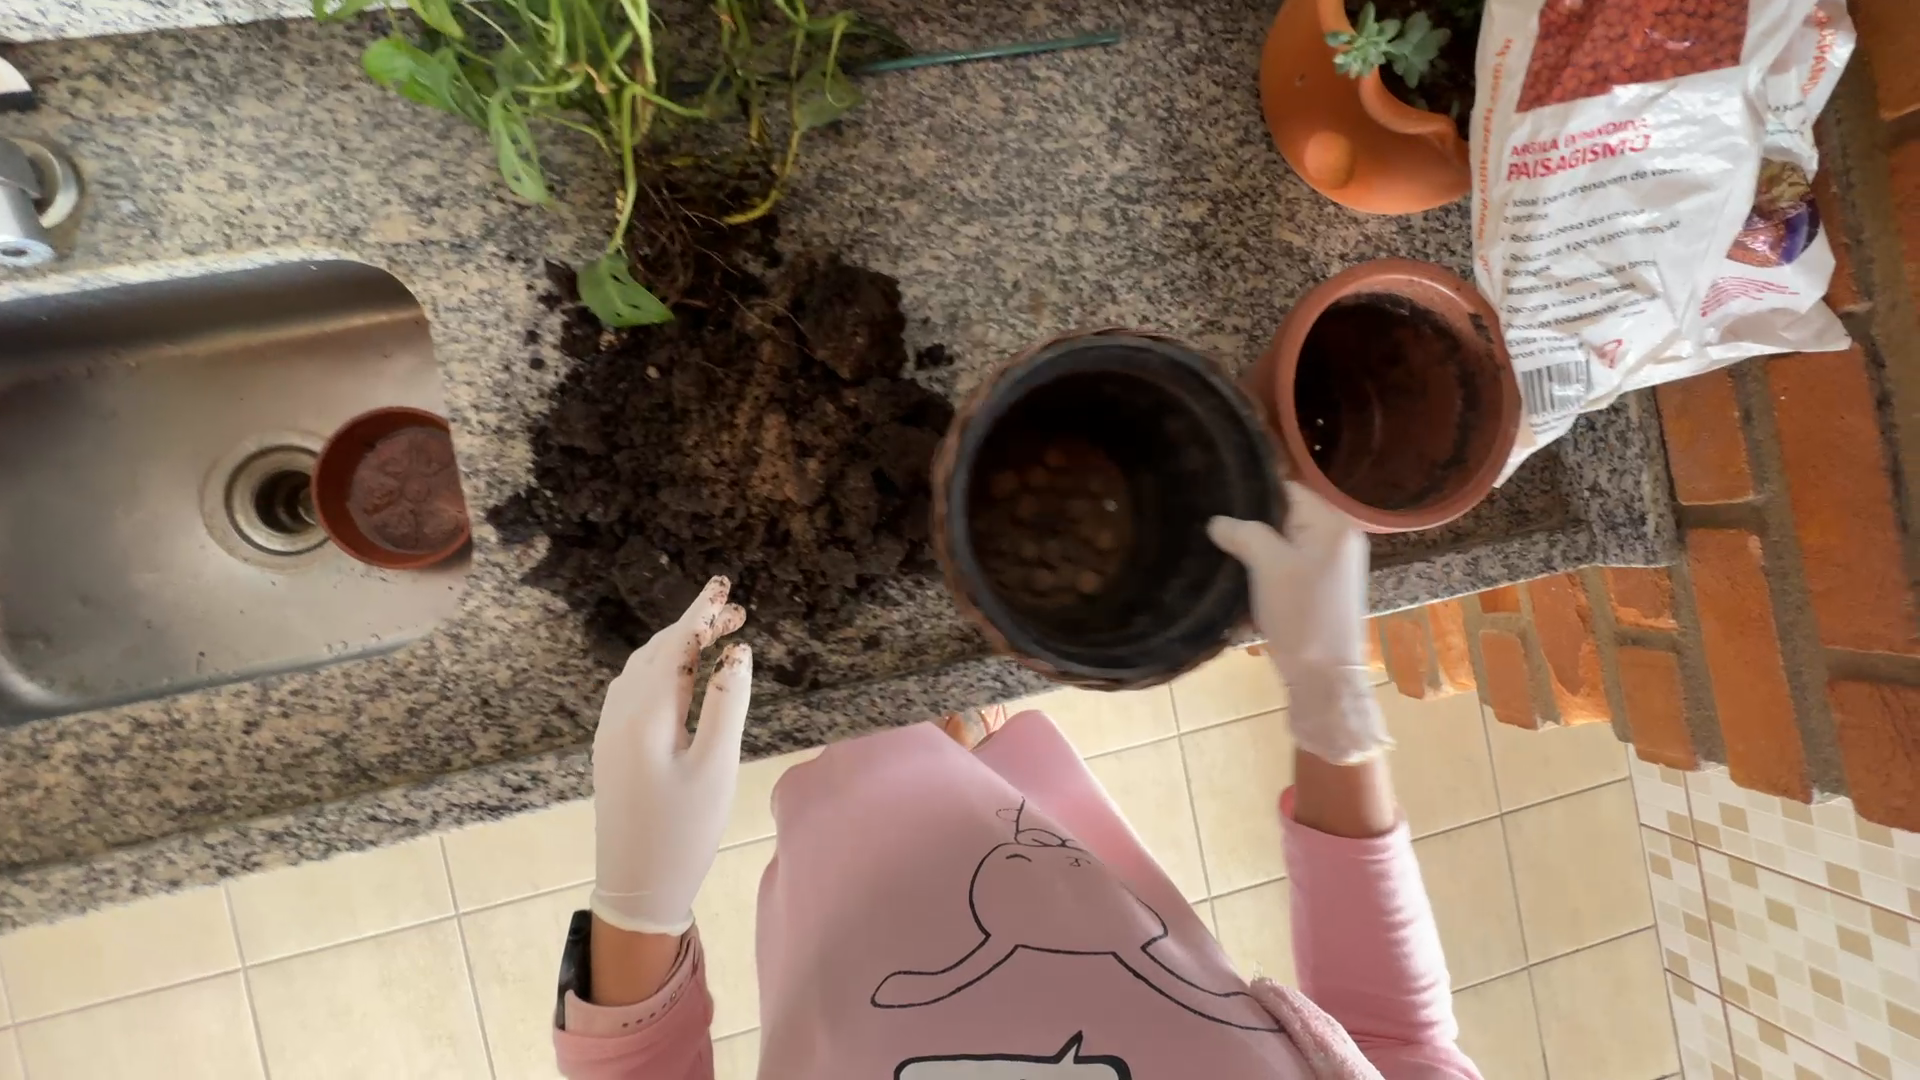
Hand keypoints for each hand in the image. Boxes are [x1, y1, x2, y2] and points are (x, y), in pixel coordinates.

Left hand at [590, 575, 752, 934]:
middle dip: (695, 626)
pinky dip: (661, 668)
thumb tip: (738, 651)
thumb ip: (729, 703)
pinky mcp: (612, 749)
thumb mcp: (717, 766)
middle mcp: (620, 715)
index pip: (676, 646)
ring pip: (642, 669)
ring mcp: (611, 732)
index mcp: (646, 716)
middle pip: (658, 653)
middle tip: (736, 613)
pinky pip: (633, 689)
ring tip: (716, 638)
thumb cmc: (685, 829)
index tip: (723, 585)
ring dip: (678, 647)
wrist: (636, 887)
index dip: (701, 612)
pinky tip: (680, 675)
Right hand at [1207, 482, 1389, 764]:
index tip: (1216, 505)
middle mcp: (1338, 541)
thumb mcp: (1268, 566)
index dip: (1252, 497)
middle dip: (1250, 526)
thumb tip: (1217, 522)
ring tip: (1222, 554)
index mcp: (1333, 527)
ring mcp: (1331, 568)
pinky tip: (1241, 581)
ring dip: (1254, 551)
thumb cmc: (1301, 615)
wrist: (1324, 678)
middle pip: (1285, 518)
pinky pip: (1286, 567)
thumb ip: (1243, 533)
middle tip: (1213, 531)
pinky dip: (1264, 572)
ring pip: (1282, 544)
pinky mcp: (1320, 591)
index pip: (1288, 491)